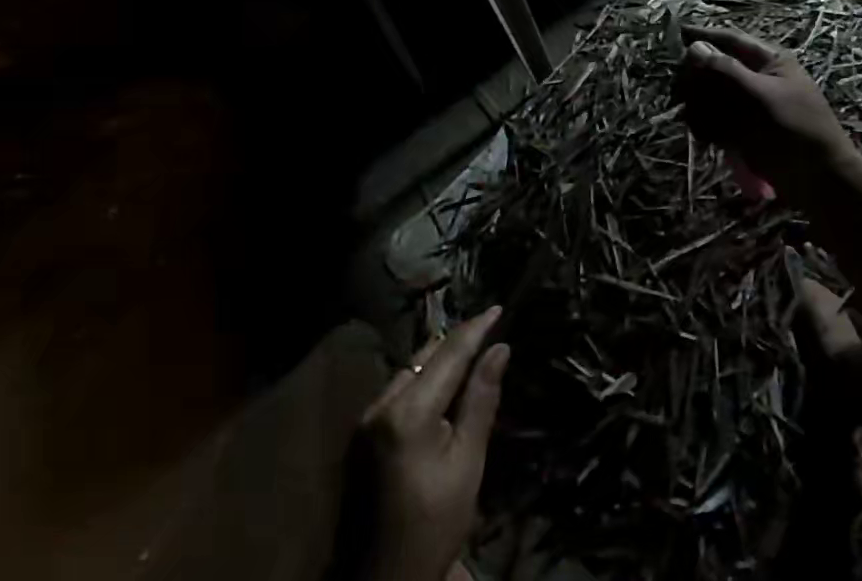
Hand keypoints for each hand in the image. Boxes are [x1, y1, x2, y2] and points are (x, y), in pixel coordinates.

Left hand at [356, 307, 510, 580]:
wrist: (382, 577)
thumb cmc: (434, 522)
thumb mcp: (468, 461)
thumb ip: (481, 399)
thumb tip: (500, 349)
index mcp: (407, 413)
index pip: (449, 354)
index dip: (476, 329)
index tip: (498, 308)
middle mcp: (379, 406)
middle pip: (425, 356)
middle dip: (458, 341)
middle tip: (491, 329)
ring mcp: (365, 420)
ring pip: (410, 370)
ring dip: (440, 358)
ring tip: (473, 351)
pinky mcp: (361, 434)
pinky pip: (398, 390)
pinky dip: (424, 379)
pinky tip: (444, 384)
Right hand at [674, 26, 855, 200]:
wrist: (817, 177)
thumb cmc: (797, 128)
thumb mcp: (763, 94)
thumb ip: (728, 70)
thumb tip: (695, 47)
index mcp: (770, 61)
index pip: (732, 40)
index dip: (705, 35)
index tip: (678, 31)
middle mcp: (756, 79)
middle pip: (716, 68)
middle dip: (698, 79)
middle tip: (681, 93)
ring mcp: (748, 106)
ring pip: (711, 96)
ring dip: (700, 106)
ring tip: (697, 120)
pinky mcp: (741, 130)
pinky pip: (715, 120)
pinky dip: (707, 126)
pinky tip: (707, 136)